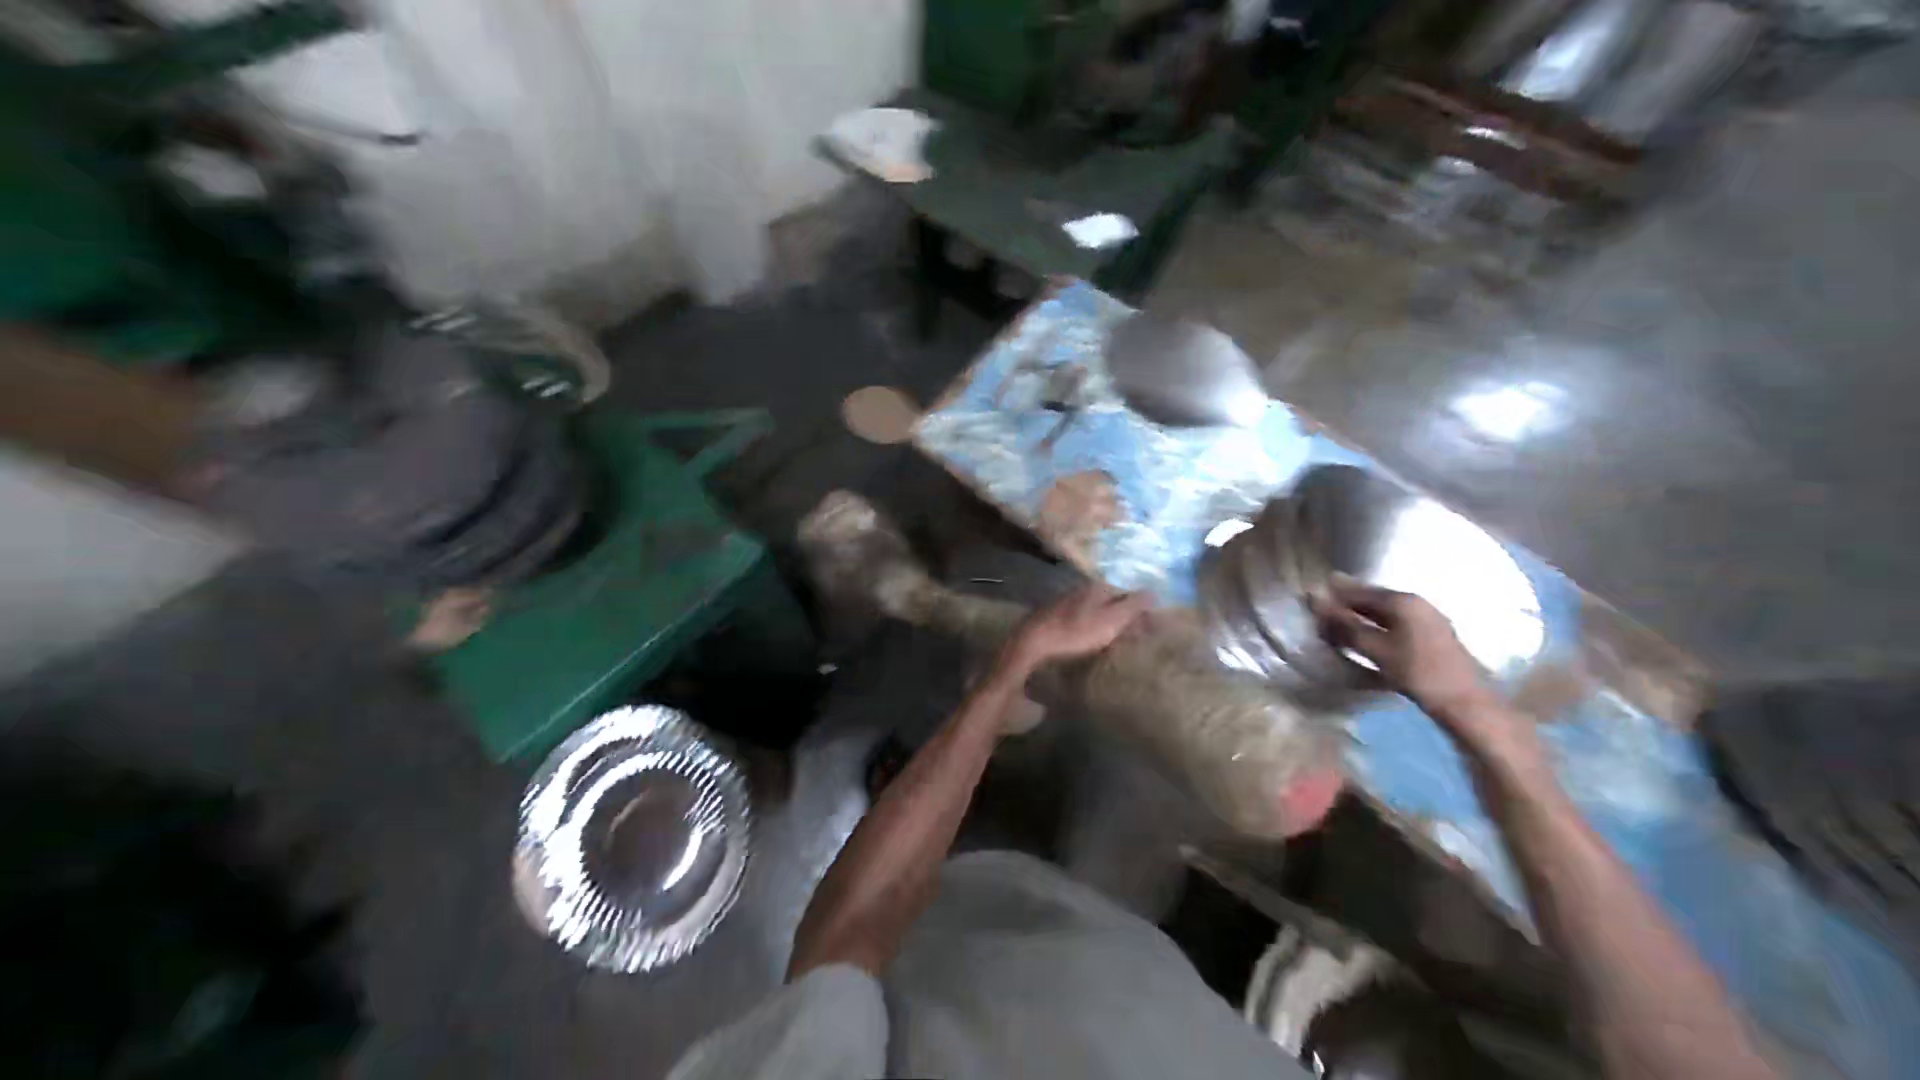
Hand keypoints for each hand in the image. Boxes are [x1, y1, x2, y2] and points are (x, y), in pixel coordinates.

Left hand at [1006, 583, 1149, 671]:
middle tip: (1136, 636)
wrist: (1032, 643)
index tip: (1150, 629)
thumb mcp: (1112, 620)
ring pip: (1095, 609)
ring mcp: (1065, 601)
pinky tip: (1090, 640)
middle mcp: (1082, 588)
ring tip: (1117, 640)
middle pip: (1111, 601)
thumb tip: (1154, 592)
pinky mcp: (1053, 616)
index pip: (1129, 594)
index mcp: (1098, 587)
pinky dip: (1090, 627)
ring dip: (1108, 622)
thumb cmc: (1076, 633)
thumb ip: (1133, 605)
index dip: (1142, 611)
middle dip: (1125, 616)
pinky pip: (1080, 619)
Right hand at [1314, 578, 1548, 775]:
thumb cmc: (1417, 671)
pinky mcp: (1431, 635)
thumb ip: (1343, 624)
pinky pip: (1394, 622)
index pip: (1358, 590)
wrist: (1465, 702)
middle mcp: (1416, 603)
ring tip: (1337, 629)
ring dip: (1359, 618)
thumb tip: (1315, 600)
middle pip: (1372, 598)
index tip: (1310, 598)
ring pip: (1383, 612)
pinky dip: (1375, 627)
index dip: (1332, 594)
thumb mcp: (1374, 648)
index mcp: (1402, 600)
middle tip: (1320, 616)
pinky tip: (1365, 639)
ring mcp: (1427, 618)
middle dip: (1345, 605)